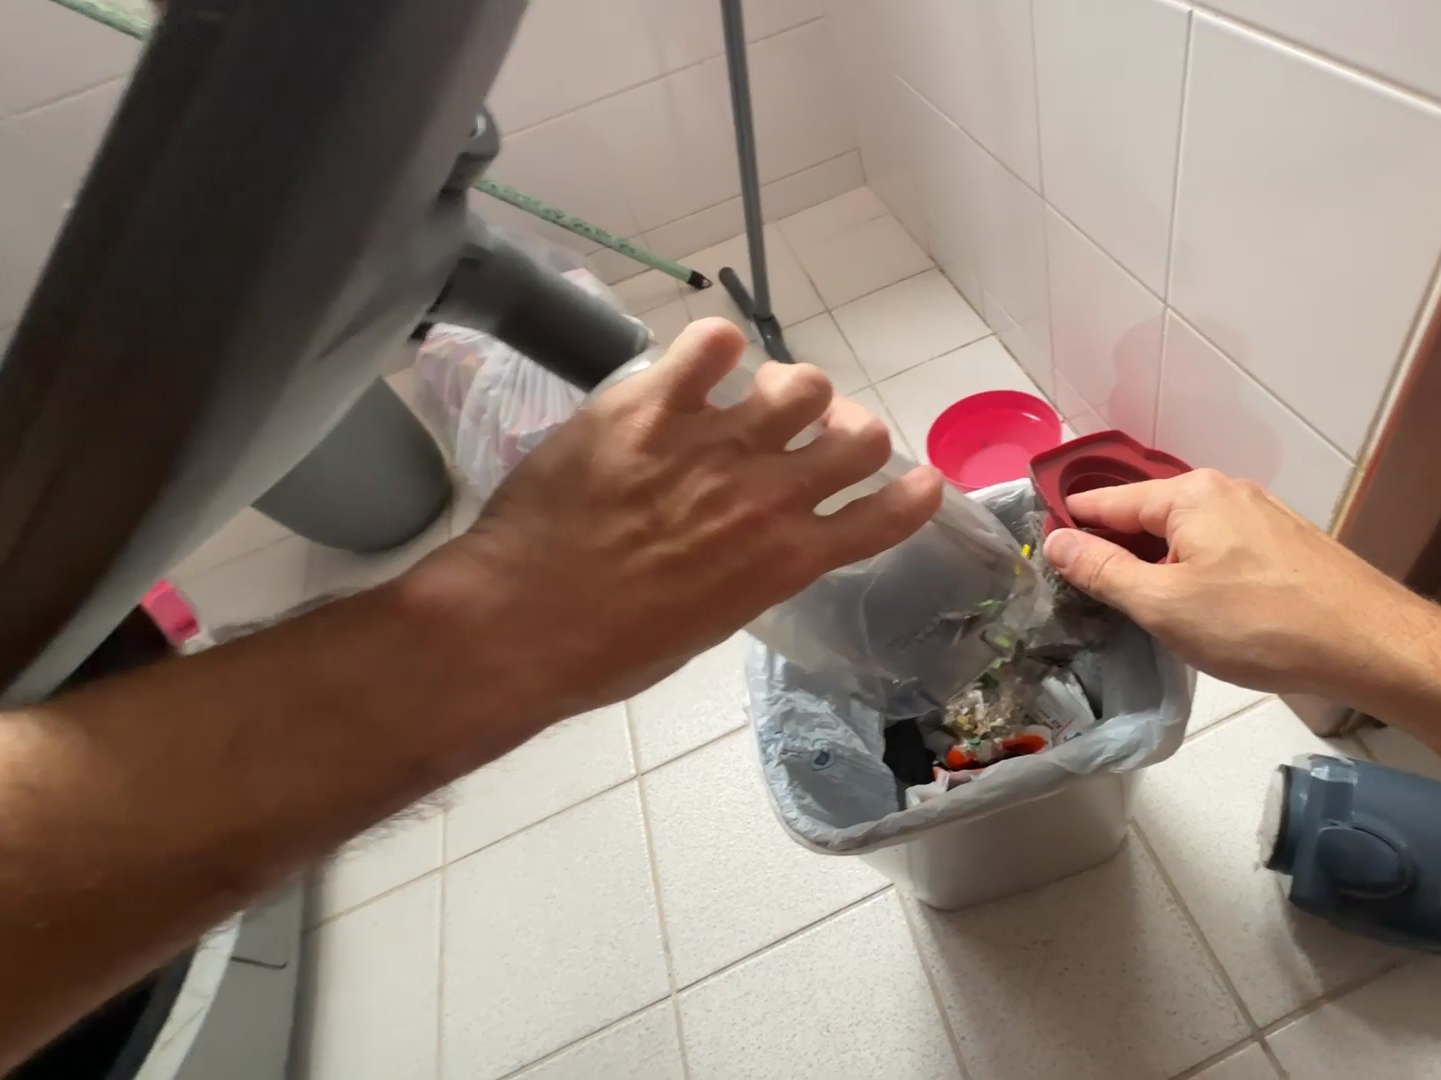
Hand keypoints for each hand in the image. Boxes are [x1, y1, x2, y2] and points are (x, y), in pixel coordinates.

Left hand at [409, 317, 942, 726]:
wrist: (519, 626)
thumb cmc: (617, 648)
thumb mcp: (716, 621)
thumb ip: (761, 567)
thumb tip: (772, 531)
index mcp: (787, 560)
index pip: (885, 517)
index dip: (915, 496)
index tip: (921, 483)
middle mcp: (768, 495)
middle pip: (861, 436)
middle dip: (854, 434)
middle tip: (821, 437)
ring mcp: (713, 445)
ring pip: (802, 384)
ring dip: (794, 393)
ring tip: (762, 401)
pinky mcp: (651, 408)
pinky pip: (711, 345)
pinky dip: (717, 349)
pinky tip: (704, 367)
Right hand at [1041, 470, 1437, 697]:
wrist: (1372, 646)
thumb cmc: (1256, 624)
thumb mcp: (1163, 604)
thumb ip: (1102, 570)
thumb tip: (1053, 541)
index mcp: (1187, 494)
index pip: (1106, 501)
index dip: (1070, 525)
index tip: (1040, 552)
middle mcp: (1222, 490)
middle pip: (1145, 515)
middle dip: (1114, 548)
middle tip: (1085, 592)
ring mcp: (1258, 513)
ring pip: (1182, 532)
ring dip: (1154, 562)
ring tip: (1135, 603)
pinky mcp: (1281, 541)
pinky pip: (1215, 545)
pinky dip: (1191, 567)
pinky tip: (1193, 603)